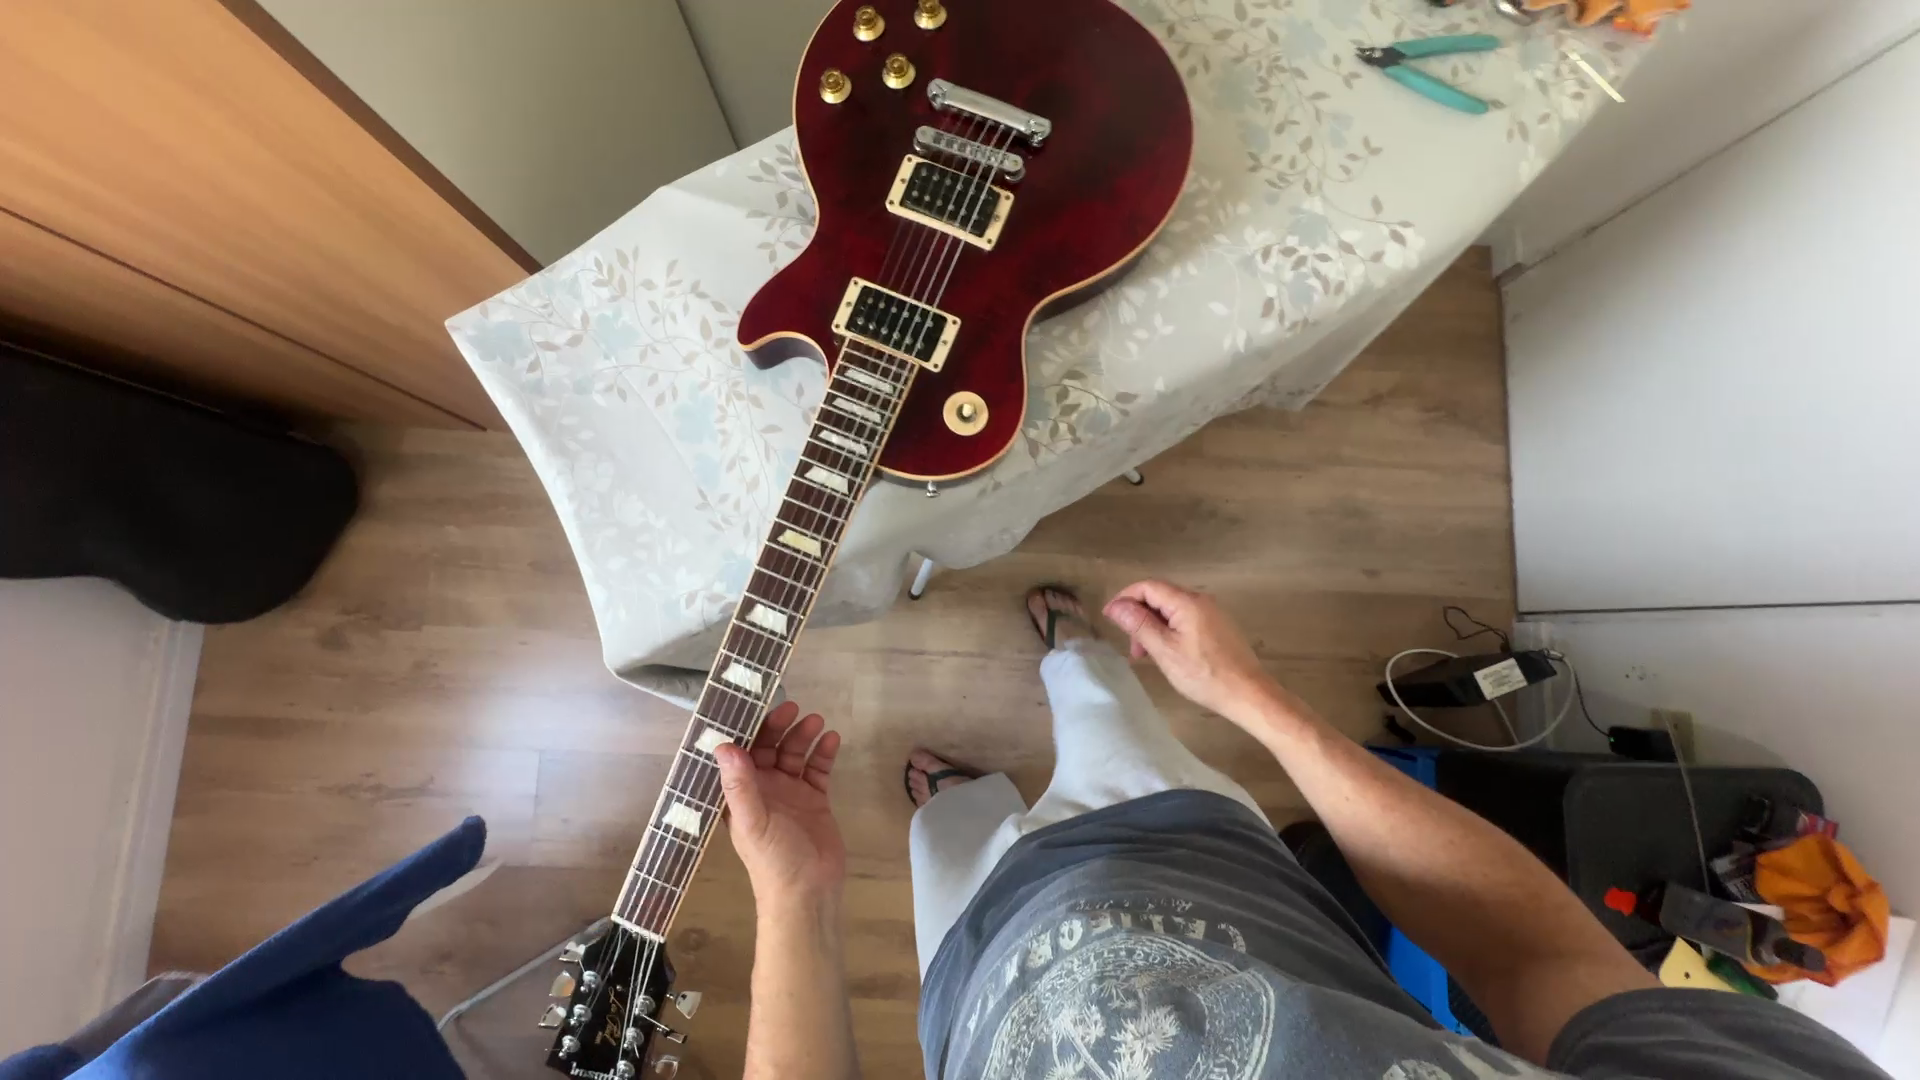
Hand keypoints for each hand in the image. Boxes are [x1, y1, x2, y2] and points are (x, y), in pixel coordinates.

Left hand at [714, 701, 846, 908]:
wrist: (809, 892)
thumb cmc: (773, 860)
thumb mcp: (753, 822)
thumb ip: (739, 785)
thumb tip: (723, 746)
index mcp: (742, 794)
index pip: (739, 753)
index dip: (746, 729)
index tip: (754, 704)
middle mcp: (764, 788)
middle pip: (769, 747)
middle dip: (778, 727)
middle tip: (792, 708)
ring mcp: (791, 792)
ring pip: (795, 754)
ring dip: (803, 736)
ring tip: (816, 721)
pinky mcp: (816, 798)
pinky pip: (818, 768)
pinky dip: (824, 752)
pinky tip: (832, 739)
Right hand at [1103, 579, 1283, 721]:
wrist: (1248, 694)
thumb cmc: (1204, 674)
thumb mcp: (1164, 650)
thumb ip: (1139, 624)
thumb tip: (1115, 606)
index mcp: (1187, 602)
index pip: (1147, 586)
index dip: (1125, 598)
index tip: (1109, 619)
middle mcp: (1200, 600)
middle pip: (1159, 596)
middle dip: (1139, 616)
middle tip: (1132, 648)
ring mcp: (1211, 613)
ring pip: (1171, 610)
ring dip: (1153, 627)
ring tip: (1147, 655)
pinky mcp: (1217, 627)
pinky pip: (1185, 620)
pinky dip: (1169, 631)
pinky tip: (1167, 653)